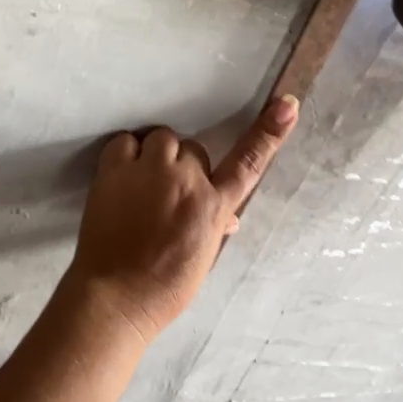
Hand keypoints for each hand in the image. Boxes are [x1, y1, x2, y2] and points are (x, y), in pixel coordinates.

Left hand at [62, 96, 299, 341]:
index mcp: (215, 207)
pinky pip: (125, 141)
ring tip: (140, 186)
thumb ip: (214, 225)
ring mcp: (151, 172)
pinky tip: (119, 179)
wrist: (117, 296)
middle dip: (182, 165)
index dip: (269, 132)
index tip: (286, 105)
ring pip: (161, 140)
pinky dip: (123, 154)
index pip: (249, 163)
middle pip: (192, 148)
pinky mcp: (116, 169)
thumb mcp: (203, 257)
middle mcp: (187, 182)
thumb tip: (227, 218)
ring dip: (153, 156)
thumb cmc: (164, 286)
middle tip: (164, 195)